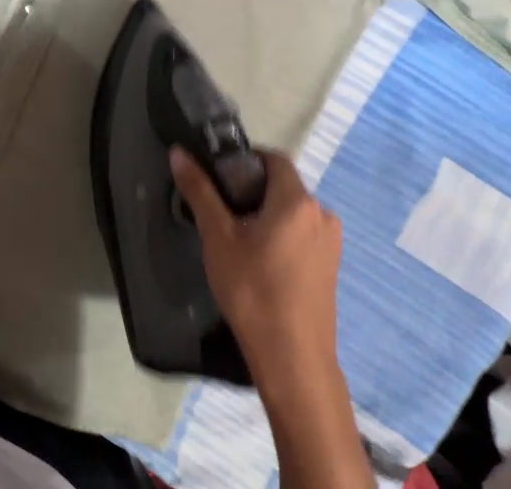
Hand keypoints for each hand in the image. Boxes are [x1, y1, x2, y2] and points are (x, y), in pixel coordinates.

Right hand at [171, 147, 342, 385]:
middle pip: (281, 186)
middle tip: (216, 212)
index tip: (215, 177)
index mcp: (298, 201)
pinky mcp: (330, 267)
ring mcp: (331, 244)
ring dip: (262, 215)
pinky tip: (256, 262)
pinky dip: (277, 236)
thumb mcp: (217, 237)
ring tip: (232, 240)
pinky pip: (300, 235)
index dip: (243, 159)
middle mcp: (322, 215)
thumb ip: (199, 191)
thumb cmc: (251, 289)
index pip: (273, 158)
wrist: (292, 357)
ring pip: (290, 212)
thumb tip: (179, 153)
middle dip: (248, 190)